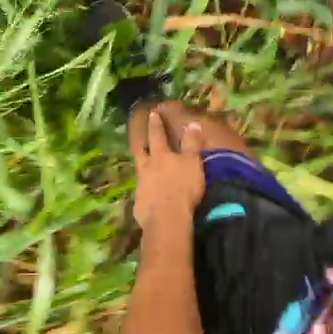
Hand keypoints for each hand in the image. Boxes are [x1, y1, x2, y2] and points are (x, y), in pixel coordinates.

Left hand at [131, 109, 205, 234]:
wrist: (166, 220)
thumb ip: (192, 144)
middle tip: (139, 135)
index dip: (155, 124)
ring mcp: (141, 187)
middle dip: (141, 142)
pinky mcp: (139, 206)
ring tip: (145, 169)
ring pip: (140, 173)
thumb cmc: (183, 188)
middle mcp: (146, 168)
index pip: (157, 135)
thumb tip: (192, 123)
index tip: (152, 113)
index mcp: (160, 155)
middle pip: (141, 152)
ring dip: (143, 169)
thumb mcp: (193, 162)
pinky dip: (146, 194)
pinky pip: (142, 196)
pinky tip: (149, 199)